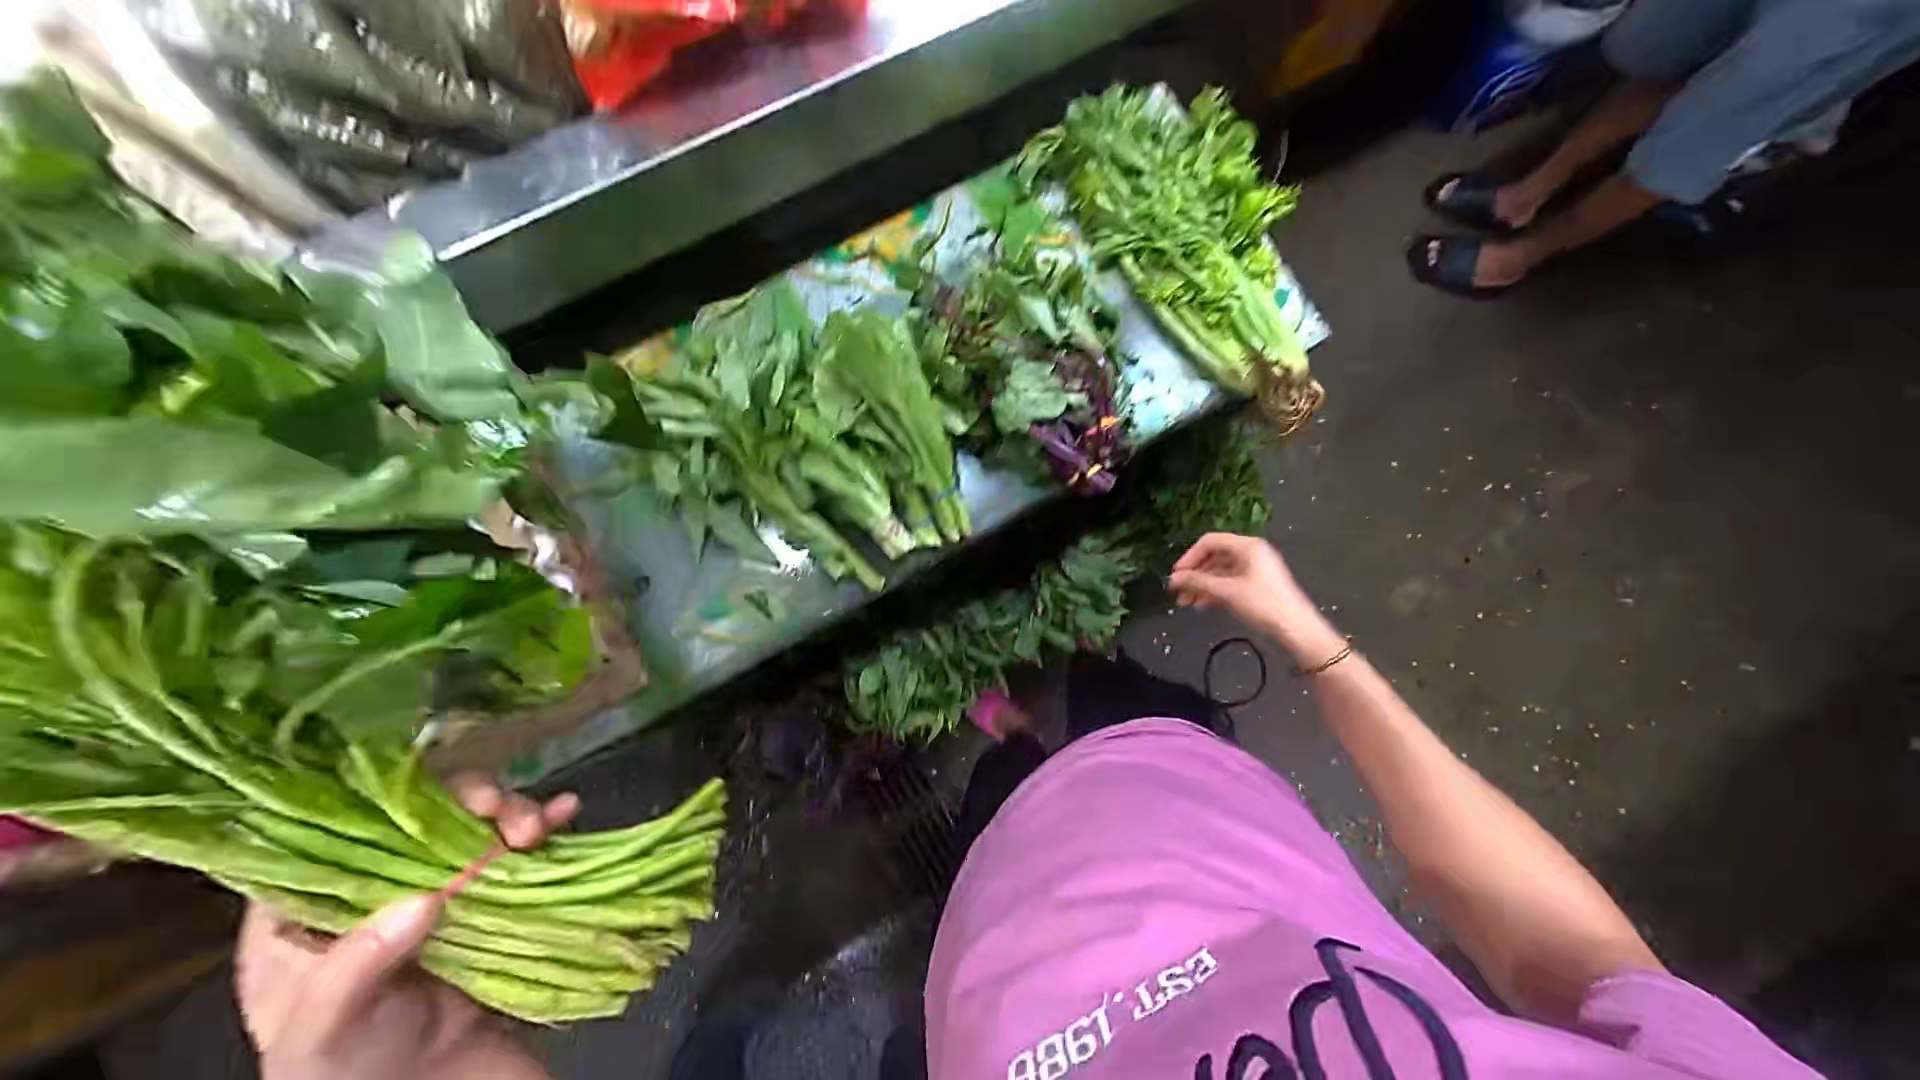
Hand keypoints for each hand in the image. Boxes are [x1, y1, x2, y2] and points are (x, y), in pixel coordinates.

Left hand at [236, 778, 576, 1079]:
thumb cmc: (349, 1073)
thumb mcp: (321, 1034)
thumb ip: (353, 971)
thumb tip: (425, 899)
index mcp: (311, 911)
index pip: (335, 835)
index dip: (375, 807)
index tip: (422, 802)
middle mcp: (379, 883)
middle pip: (419, 816)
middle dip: (465, 802)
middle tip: (495, 812)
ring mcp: (443, 883)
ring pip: (474, 821)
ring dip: (511, 811)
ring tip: (535, 829)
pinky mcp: (494, 891)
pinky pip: (520, 846)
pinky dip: (547, 823)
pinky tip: (565, 812)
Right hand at [1169, 533, 1344, 663]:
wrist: (1297, 629)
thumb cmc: (1263, 604)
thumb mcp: (1227, 592)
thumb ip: (1198, 582)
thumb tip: (1173, 578)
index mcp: (1247, 546)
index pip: (1209, 542)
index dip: (1189, 557)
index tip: (1176, 575)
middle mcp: (1250, 553)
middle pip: (1213, 557)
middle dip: (1194, 574)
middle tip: (1178, 592)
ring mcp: (1254, 570)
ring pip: (1219, 572)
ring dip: (1201, 585)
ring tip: (1186, 603)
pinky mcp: (1256, 586)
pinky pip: (1228, 583)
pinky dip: (1214, 592)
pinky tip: (1201, 606)